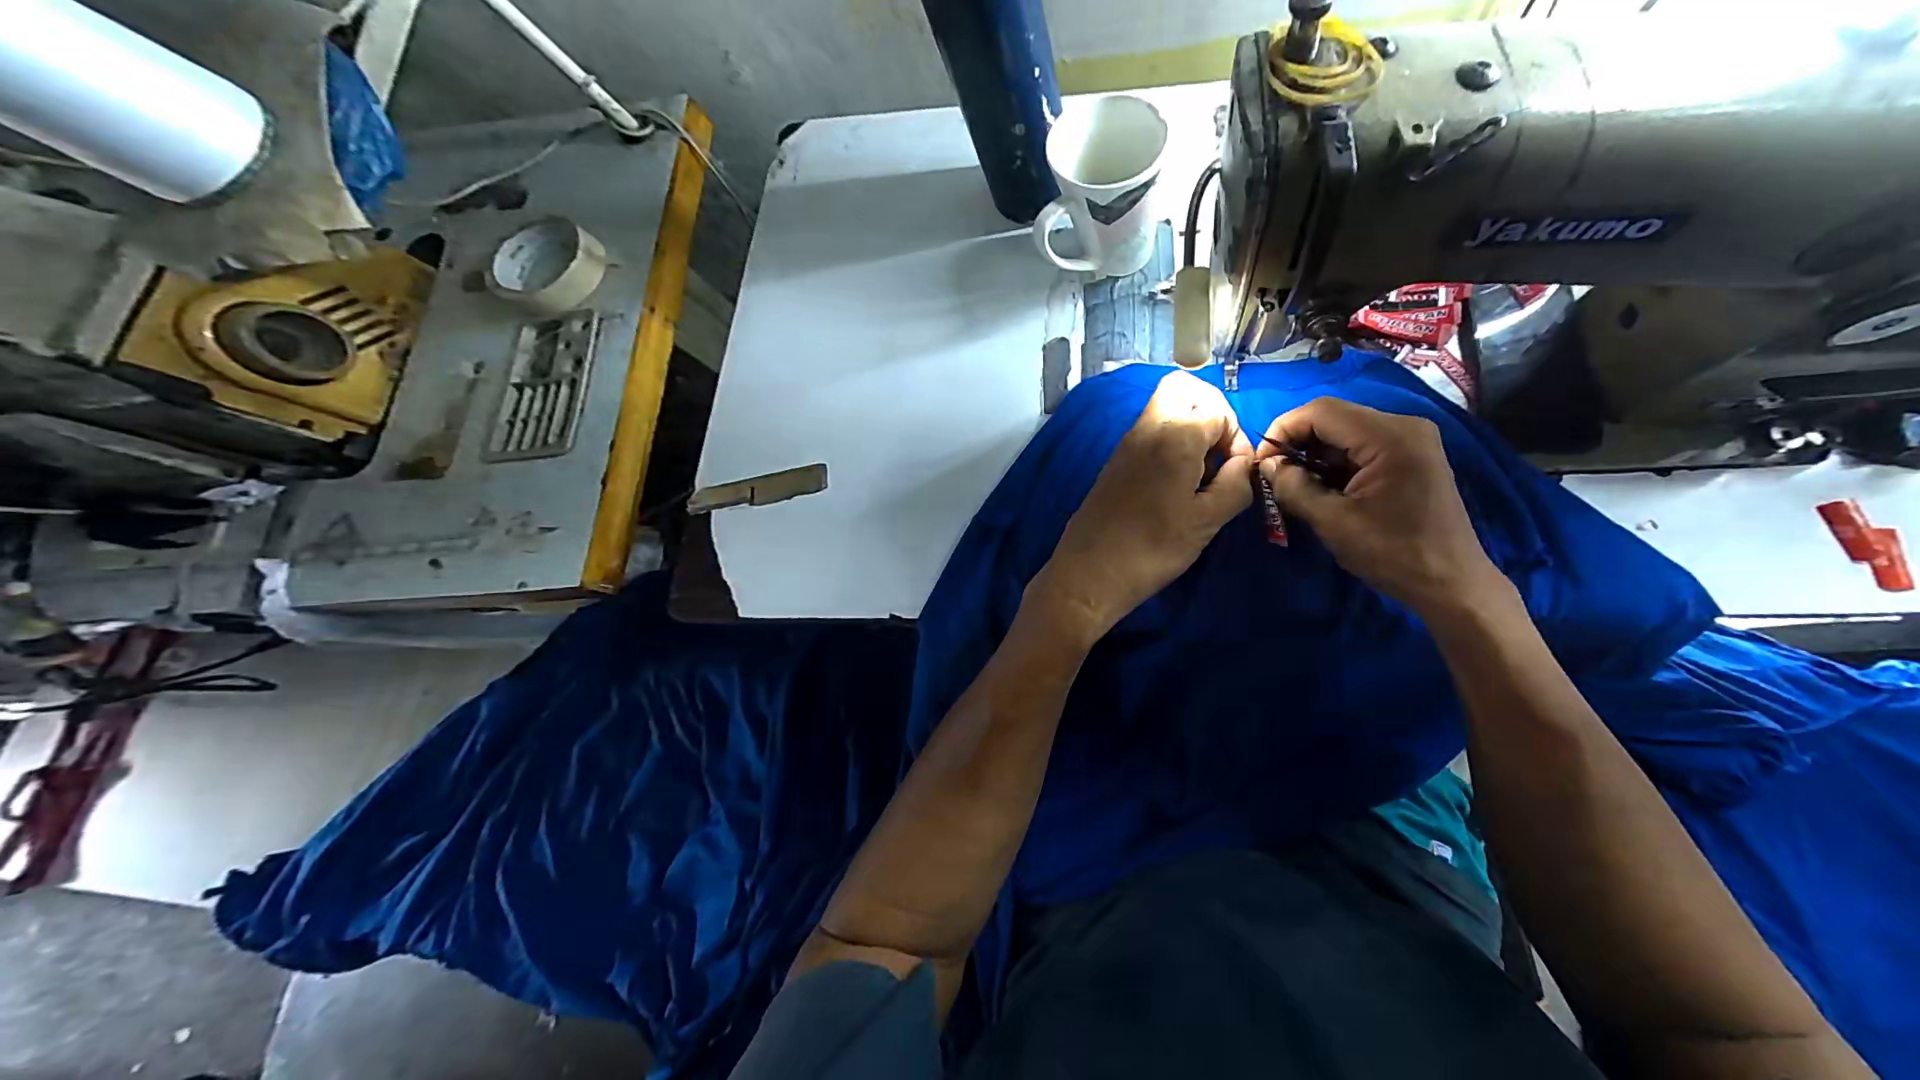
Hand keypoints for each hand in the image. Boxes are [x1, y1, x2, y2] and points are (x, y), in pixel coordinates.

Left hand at [1029, 371, 1254, 640]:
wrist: (1090, 573)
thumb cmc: (1153, 548)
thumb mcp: (1207, 521)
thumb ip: (1236, 484)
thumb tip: (1243, 463)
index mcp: (1174, 435)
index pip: (1218, 409)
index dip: (1236, 436)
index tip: (1234, 473)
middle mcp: (1146, 428)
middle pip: (1184, 390)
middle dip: (1211, 413)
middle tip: (1217, 456)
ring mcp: (1126, 443)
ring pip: (1166, 409)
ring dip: (1190, 430)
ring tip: (1198, 477)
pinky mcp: (1115, 462)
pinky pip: (1150, 433)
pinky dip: (1170, 445)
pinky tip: (1175, 486)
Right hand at [1254, 398, 1505, 614]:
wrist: (1451, 583)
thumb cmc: (1392, 553)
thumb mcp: (1332, 522)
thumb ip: (1293, 487)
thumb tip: (1268, 466)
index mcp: (1389, 437)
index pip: (1320, 411)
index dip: (1283, 430)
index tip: (1262, 462)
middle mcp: (1404, 426)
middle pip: (1333, 416)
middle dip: (1297, 441)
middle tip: (1275, 475)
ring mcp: (1411, 440)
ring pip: (1345, 430)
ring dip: (1314, 452)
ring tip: (1295, 484)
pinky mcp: (1411, 455)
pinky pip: (1361, 444)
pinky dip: (1335, 460)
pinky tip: (1323, 487)